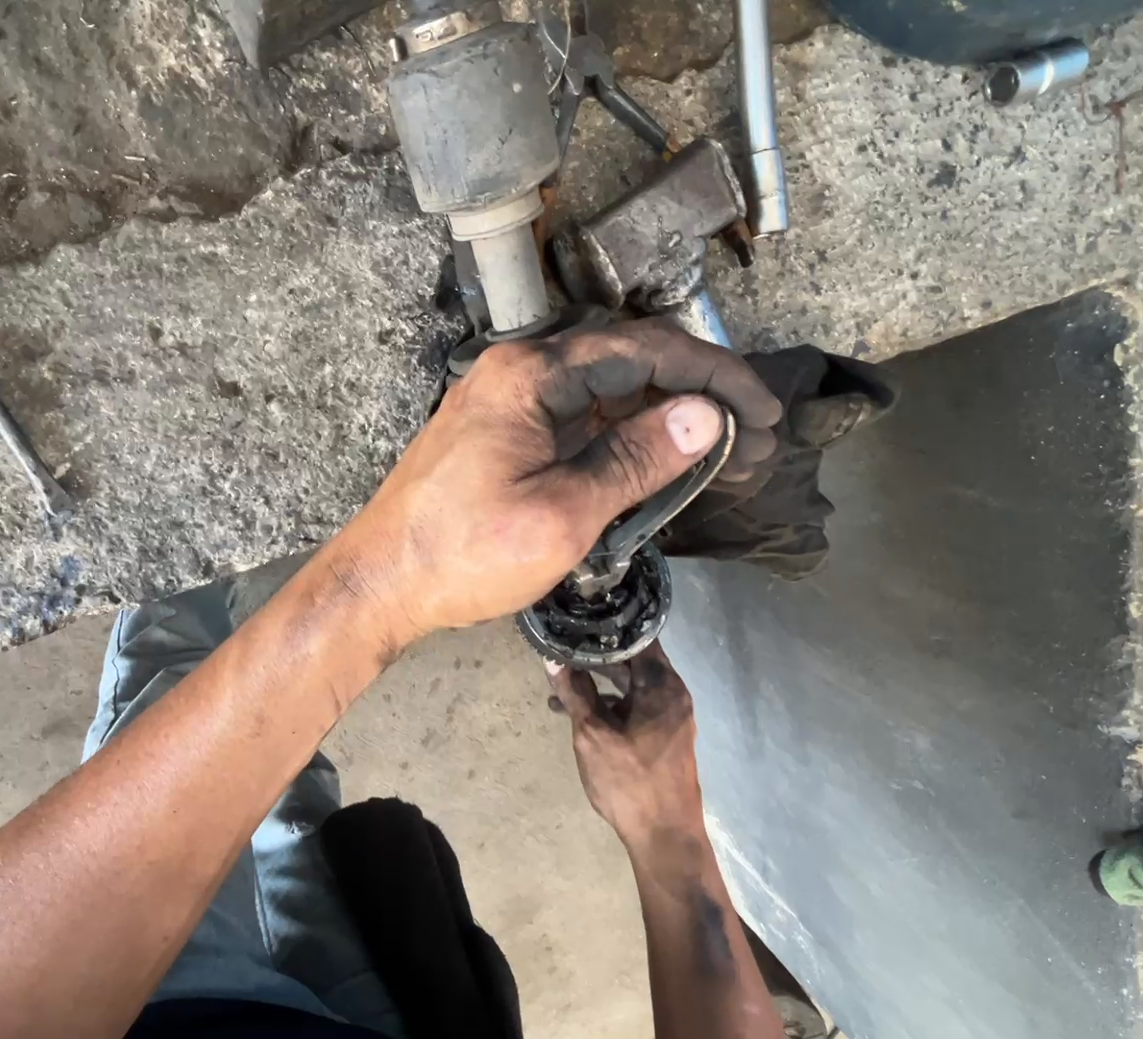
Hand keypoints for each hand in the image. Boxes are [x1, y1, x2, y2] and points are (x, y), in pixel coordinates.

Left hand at [326, 320, 781, 640]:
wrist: (379, 583)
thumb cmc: (462, 554)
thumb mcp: (561, 514)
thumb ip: (635, 460)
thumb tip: (704, 415)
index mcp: (530, 376)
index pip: (645, 351)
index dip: (715, 378)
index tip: (763, 415)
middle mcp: (517, 373)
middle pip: (626, 363)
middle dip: (695, 395)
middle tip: (750, 440)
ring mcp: (506, 403)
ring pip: (602, 394)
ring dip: (659, 419)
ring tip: (716, 456)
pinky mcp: (501, 435)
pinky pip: (574, 422)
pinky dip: (619, 439)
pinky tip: (654, 464)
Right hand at [549, 641, 705, 850]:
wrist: (665, 838)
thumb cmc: (629, 783)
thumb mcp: (592, 735)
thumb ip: (574, 693)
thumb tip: (553, 659)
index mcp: (662, 686)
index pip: (637, 636)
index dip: (608, 624)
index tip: (579, 615)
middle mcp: (672, 694)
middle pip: (633, 659)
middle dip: (596, 654)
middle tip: (561, 644)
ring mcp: (670, 715)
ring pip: (630, 684)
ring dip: (598, 681)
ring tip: (560, 683)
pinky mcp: (663, 734)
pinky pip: (634, 704)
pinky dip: (609, 702)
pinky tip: (577, 712)